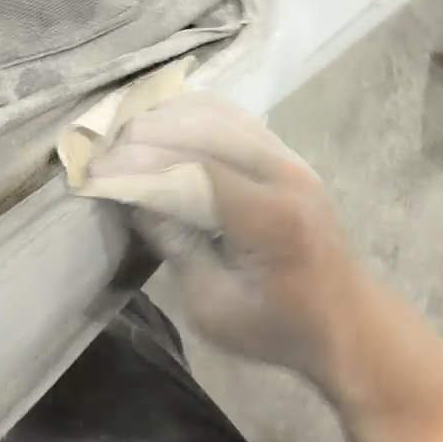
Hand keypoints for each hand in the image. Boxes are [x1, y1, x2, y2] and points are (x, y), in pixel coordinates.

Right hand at [82, 92, 362, 382]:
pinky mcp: (286, 154)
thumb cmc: (279, 328)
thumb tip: (134, 198)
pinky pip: (229, 116)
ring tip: (119, 138)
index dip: (136, 167)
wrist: (349, 322)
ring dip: (161, 118)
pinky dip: (187, 113)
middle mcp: (283, 174)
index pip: (191, 170)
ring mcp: (289, 157)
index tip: (93, 175)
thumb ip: (173, 246)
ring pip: (213, 113)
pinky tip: (157, 124)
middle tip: (97, 154)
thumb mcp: (213, 306)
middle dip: (141, 136)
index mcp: (270, 218)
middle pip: (199, 130)